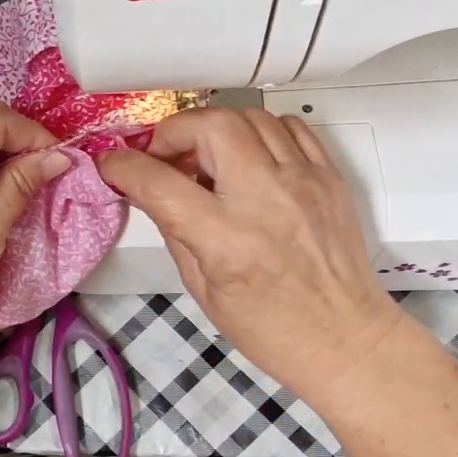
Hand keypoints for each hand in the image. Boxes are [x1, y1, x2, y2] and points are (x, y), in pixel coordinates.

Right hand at [98, 107, 407, 398]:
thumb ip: (175, 230)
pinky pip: (289, 127)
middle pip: (211, 125)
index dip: (124, 166)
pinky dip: (258, 133)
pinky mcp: (329, 177)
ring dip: (216, 130)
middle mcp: (267, 200)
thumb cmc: (270, 328)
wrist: (344, 340)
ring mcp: (304, 182)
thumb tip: (151, 190)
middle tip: (165, 157)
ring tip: (207, 160)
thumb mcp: (202, 288)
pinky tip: (248, 159)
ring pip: (250, 116)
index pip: (160, 182)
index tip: (113, 165)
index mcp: (227, 240)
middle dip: (174, 132)